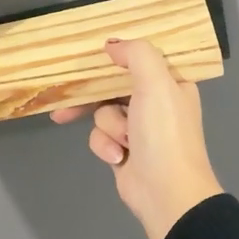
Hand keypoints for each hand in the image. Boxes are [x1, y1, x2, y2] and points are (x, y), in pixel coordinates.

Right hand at [52, 39, 223, 238]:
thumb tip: (111, 44)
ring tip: (123, 140)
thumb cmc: (165, 134)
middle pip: (114, 85)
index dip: (120, 53)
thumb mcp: (156, 83)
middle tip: (66, 90)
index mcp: (172, 83)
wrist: (166, 193)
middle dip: (94, 93)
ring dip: (108, 126)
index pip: (142, 58)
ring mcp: (138, 127)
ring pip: (103, 111)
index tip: (95, 49)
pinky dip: (105, 145)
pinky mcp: (122, 149)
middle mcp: (156, 102)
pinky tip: (118, 157)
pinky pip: (100, 135)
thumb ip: (136, 55)